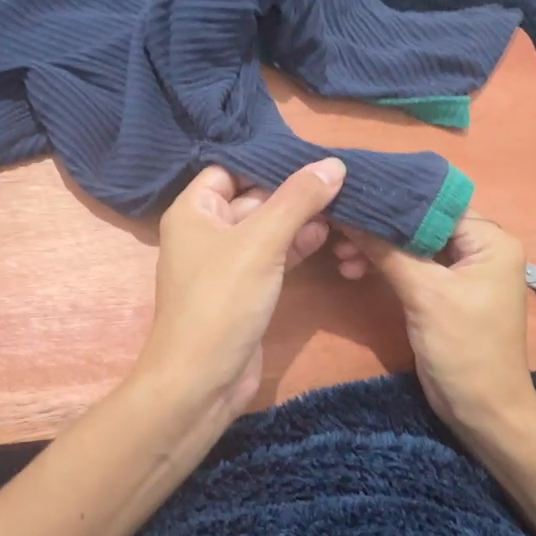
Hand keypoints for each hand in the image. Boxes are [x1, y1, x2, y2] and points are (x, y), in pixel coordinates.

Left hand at [133, 159, 345, 422]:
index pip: (231, 169)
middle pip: (253, 197)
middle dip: (292, 191)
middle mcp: (206, 232)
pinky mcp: (244, 290)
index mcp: (194, 211)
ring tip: (341, 206)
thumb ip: (298, 199)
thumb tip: (334, 163)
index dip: (268, 162)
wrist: (202, 380)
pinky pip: (271, 257)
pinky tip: (326, 236)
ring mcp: (225, 263)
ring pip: (266, 229)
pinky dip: (295, 246)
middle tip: (338, 179)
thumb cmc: (222, 301)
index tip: (312, 154)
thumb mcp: (261, 242)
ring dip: (298, 220)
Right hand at [334, 212, 535, 437]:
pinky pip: (412, 266)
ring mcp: (463, 271)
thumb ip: (386, 250)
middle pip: (422, 222)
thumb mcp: (425, 295)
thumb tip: (348, 212)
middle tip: (339, 229)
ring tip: (341, 256)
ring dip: (377, 248)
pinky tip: (354, 268)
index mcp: (491, 239)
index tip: (352, 195)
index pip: (436, 202)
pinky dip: (386, 266)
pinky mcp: (446, 292)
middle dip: (380, 226)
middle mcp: (481, 247)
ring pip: (413, 244)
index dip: (393, 197)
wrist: (483, 412)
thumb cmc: (464, 349)